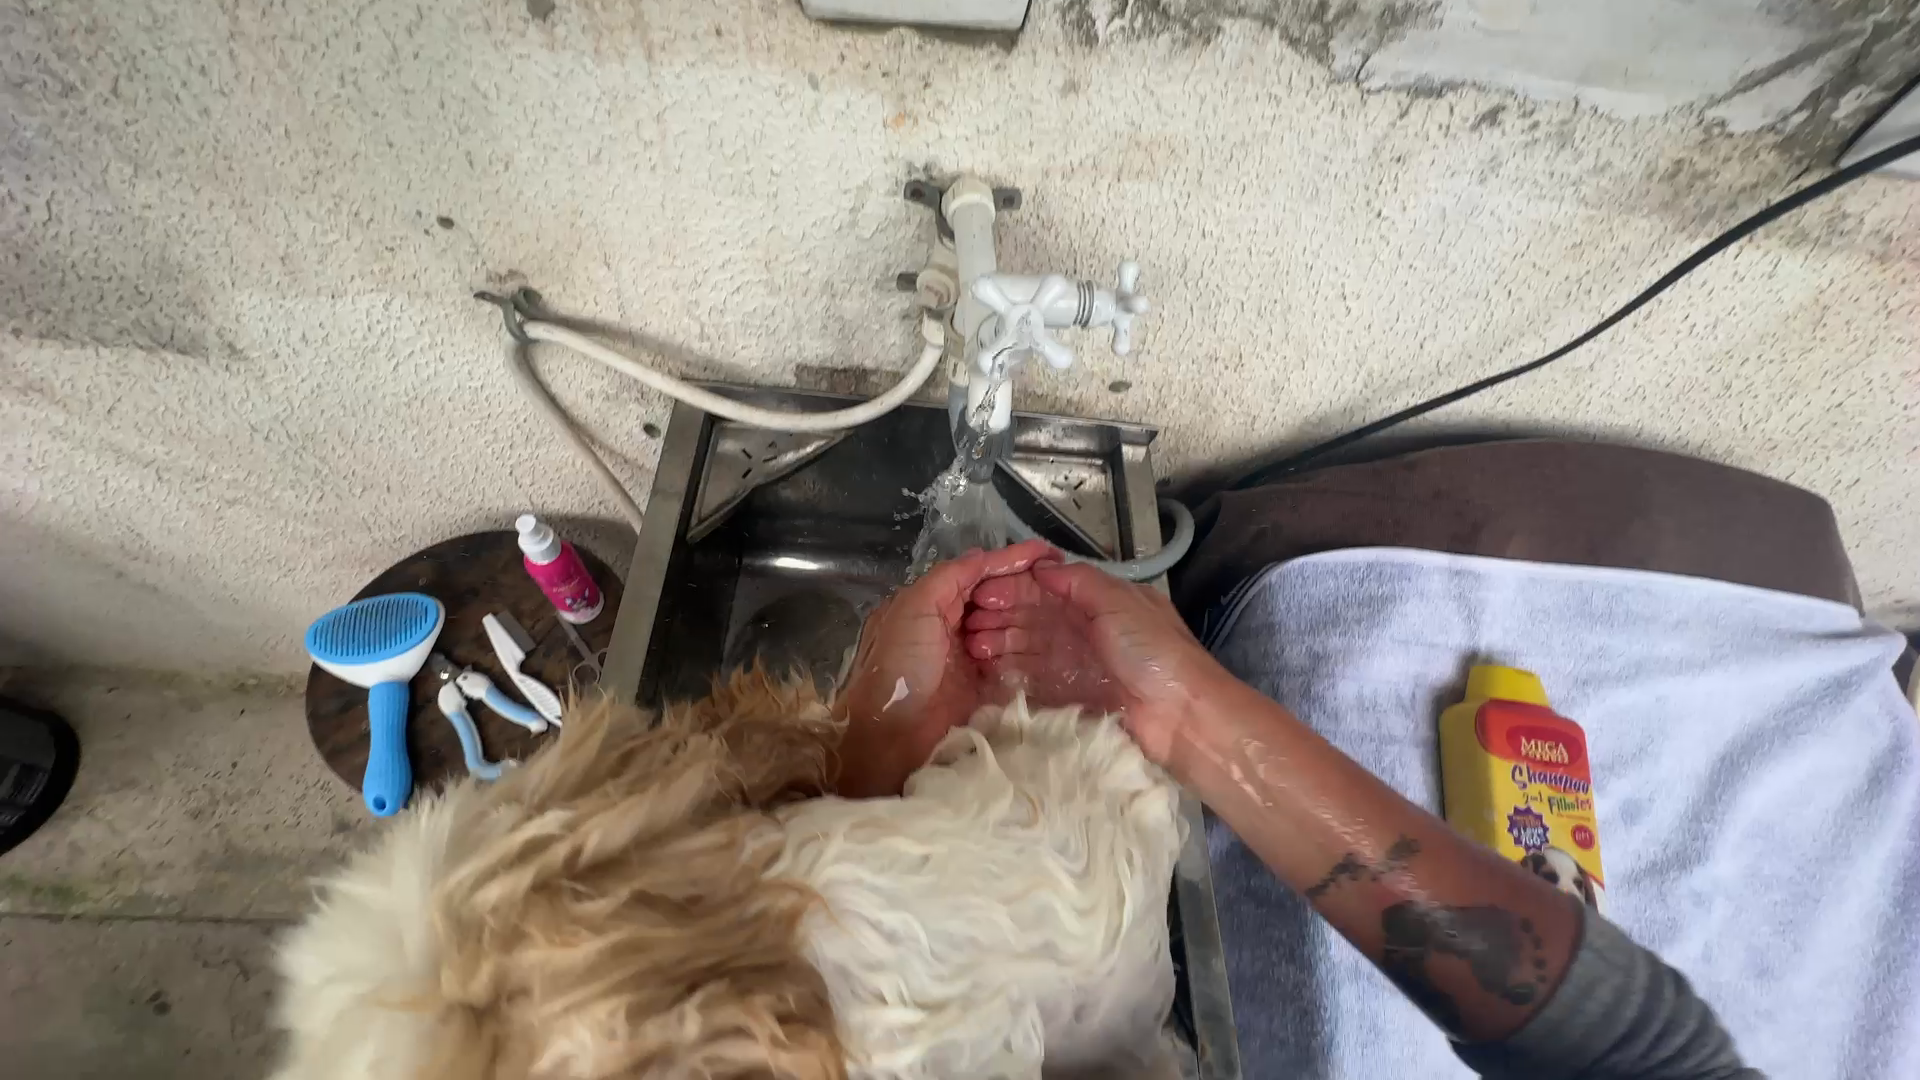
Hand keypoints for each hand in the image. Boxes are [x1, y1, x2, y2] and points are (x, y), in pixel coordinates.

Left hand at [835, 539, 1056, 796]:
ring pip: (1008, 628)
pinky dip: (1031, 651)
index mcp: (933, 604)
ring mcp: (972, 658)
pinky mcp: (986, 688)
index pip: (977, 573)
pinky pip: (1014, 662)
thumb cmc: (899, 665)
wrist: (890, 736)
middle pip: (996, 599)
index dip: (1009, 561)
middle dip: (1025, 587)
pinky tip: (1056, 639)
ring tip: (1060, 608)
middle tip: (1060, 581)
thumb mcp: (914, 608)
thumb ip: (949, 577)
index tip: (1046, 552)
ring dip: (1029, 618)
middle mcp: (953, 626)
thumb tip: (984, 555)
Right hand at [965, 560, 1239, 767]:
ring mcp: (1076, 663)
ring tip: (971, 646)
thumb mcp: (1119, 601)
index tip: (981, 594)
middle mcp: (1084, 629)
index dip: (1013, 588)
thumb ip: (1078, 581)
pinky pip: (1035, 678)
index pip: (1046, 587)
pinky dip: (1011, 671)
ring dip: (1000, 643)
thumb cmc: (1152, 650)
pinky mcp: (1072, 694)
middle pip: (1032, 617)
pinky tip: (987, 669)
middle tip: (967, 624)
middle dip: (999, 616)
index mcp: (1098, 601)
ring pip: (1029, 646)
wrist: (1181, 715)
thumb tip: (1040, 567)